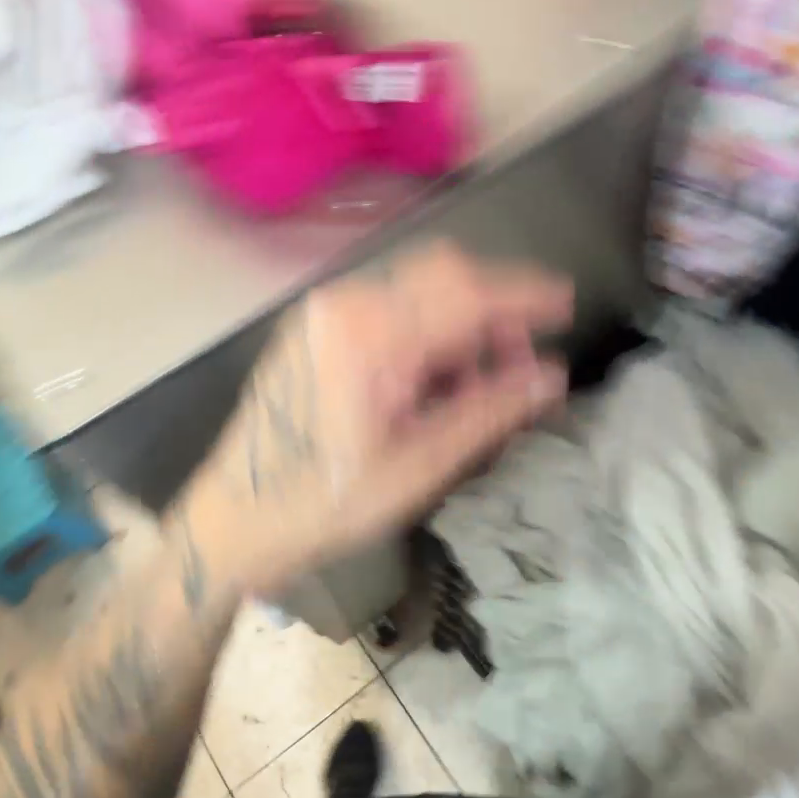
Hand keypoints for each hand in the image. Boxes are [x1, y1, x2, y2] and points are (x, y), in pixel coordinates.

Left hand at [177, 242, 571, 596]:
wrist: (233, 521)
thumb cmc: (324, 504)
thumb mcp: (418, 467)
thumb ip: (488, 413)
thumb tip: (551, 377)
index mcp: (368, 335)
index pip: (464, 291)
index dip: (523, 294)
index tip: (565, 304)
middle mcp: (342, 306)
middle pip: (440, 276)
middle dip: (491, 310)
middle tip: (519, 364)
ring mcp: (322, 315)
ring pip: (415, 291)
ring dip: (457, 324)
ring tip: (476, 389)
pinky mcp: (314, 332)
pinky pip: (386, 310)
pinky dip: (423, 334)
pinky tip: (431, 385)